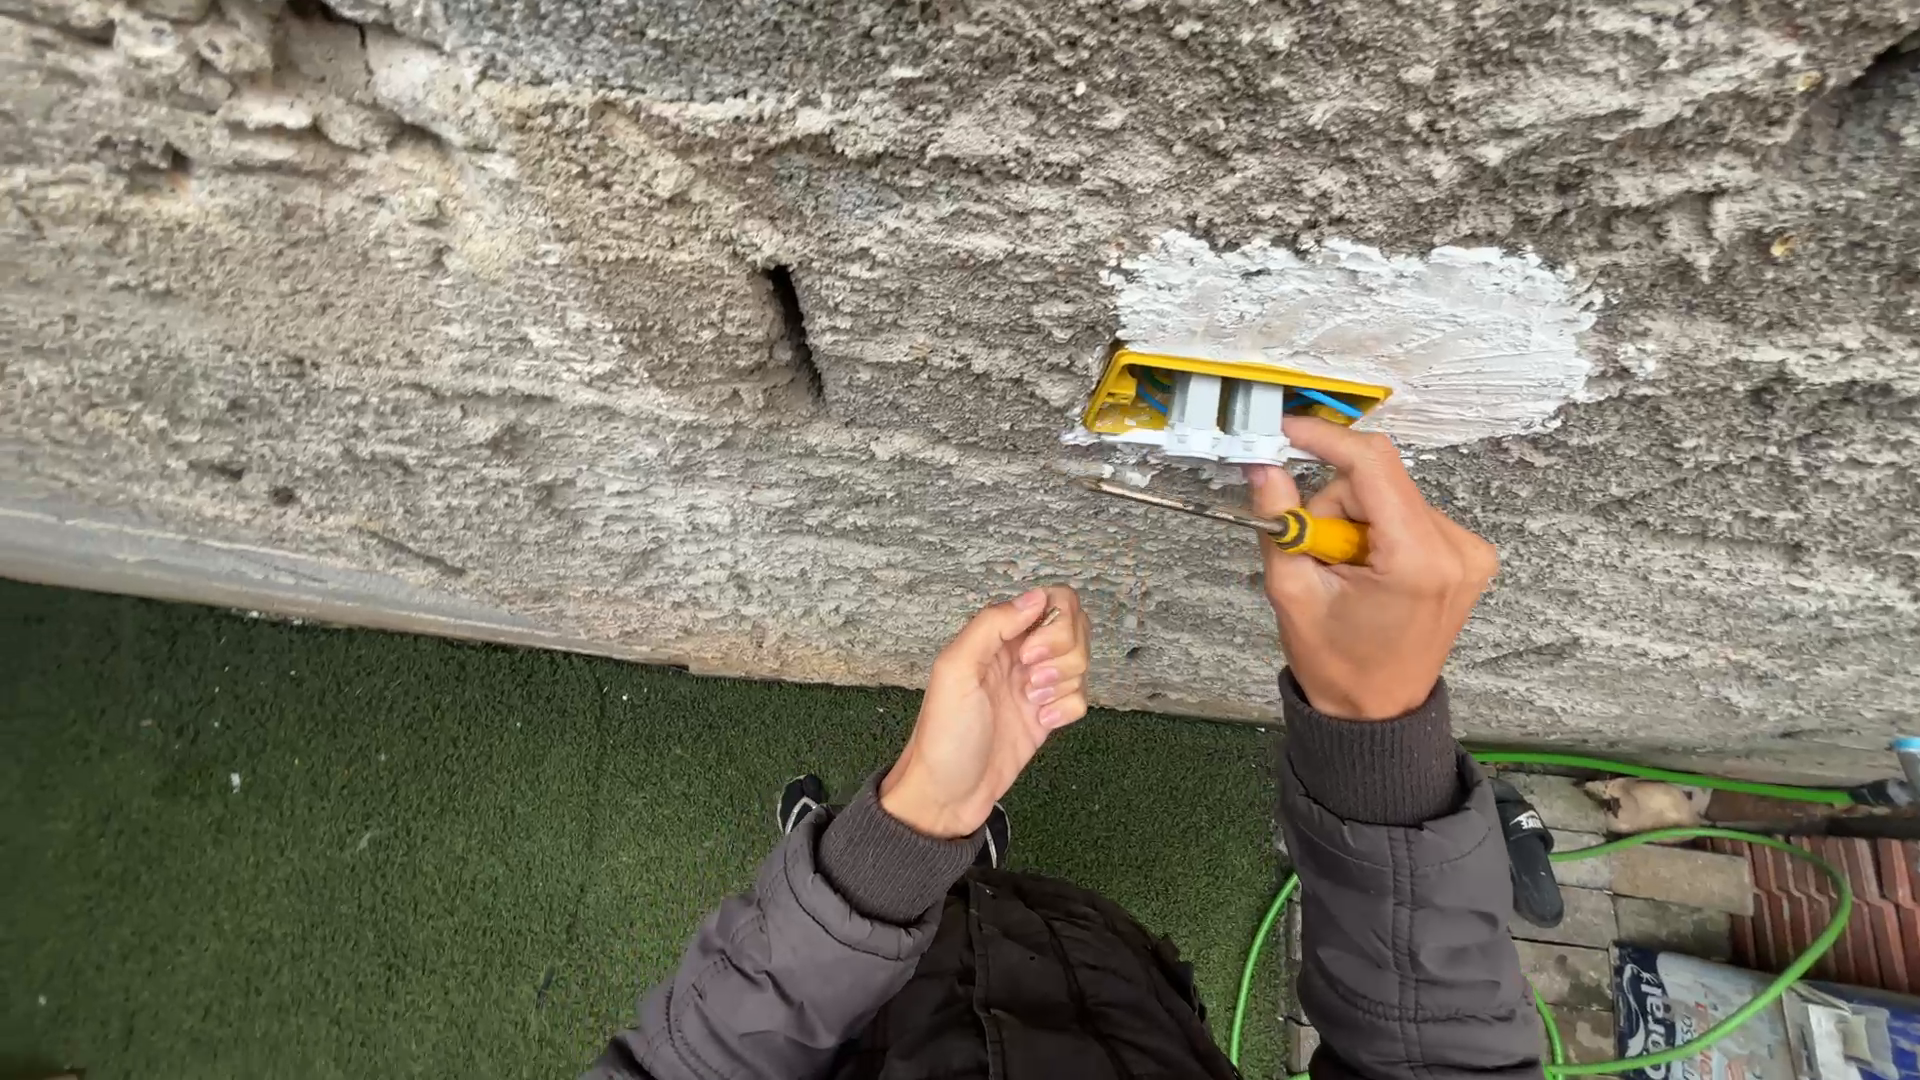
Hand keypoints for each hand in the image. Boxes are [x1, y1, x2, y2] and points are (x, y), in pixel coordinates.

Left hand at [880, 586, 1091, 838]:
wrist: (947, 795)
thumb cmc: (942, 734)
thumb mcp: (955, 669)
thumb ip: (991, 624)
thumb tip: (1036, 596)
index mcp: (995, 635)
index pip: (1050, 600)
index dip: (1054, 622)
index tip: (1030, 653)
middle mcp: (1018, 654)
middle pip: (1074, 627)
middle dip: (1065, 653)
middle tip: (1032, 679)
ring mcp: (1035, 684)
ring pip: (1081, 662)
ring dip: (1065, 682)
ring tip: (1033, 702)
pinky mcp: (1046, 715)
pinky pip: (1079, 698)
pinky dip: (1067, 709)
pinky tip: (1042, 723)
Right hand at [1244, 417, 1497, 720]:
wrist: (1376, 709)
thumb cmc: (1336, 662)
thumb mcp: (1292, 589)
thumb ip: (1280, 520)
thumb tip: (1265, 467)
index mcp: (1417, 560)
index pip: (1372, 466)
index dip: (1325, 439)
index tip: (1287, 431)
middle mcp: (1456, 547)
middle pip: (1375, 481)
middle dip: (1330, 505)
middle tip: (1314, 553)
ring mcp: (1468, 550)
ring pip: (1386, 494)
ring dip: (1350, 519)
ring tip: (1341, 569)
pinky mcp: (1465, 553)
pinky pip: (1403, 511)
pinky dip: (1372, 528)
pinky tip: (1364, 567)